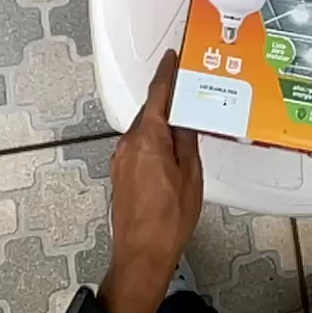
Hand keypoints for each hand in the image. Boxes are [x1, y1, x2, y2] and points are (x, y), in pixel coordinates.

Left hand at [99, 50, 202, 312]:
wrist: (142, 255)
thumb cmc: (168, 220)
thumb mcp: (191, 173)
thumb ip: (187, 138)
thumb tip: (185, 117)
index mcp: (148, 137)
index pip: (158, 94)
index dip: (166, 73)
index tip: (171, 58)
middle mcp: (129, 143)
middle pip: (150, 110)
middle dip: (168, 100)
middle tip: (186, 90)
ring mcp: (121, 158)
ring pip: (145, 128)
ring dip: (161, 123)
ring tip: (183, 124)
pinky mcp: (120, 172)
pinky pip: (138, 144)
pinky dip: (153, 140)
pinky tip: (168, 150)